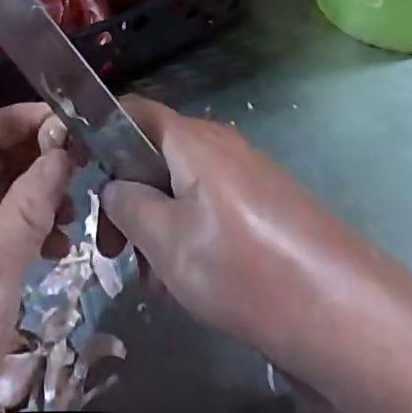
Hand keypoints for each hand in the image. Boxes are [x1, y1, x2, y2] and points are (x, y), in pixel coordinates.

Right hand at [101, 99, 411, 412]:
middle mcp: (219, 143)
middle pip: (155, 153)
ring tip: (151, 277)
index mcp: (192, 139)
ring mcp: (244, 171)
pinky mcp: (262, 201)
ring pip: (180, 184)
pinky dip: (187, 231)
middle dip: (127, 195)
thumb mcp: (166, 241)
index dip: (100, 132)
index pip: (134, 110)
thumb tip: (114, 185)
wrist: (334, 303)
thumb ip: (129, 205)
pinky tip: (187, 279)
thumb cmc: (239, 266)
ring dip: (156, 222)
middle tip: (114, 251)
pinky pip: (209, 203)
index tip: (77, 173)